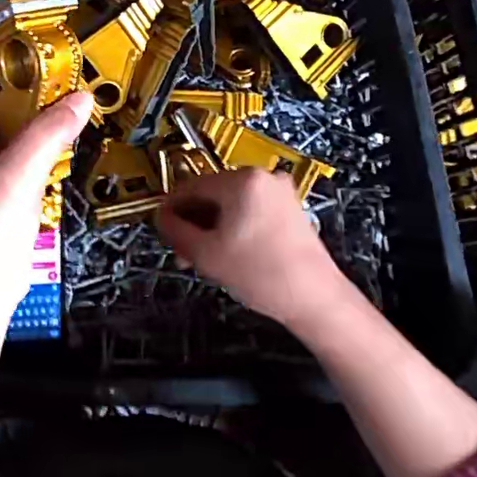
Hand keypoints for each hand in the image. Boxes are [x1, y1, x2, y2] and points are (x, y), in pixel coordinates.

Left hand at [0, 70, 92, 323]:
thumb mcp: (16, 176)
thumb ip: (47, 135)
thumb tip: (75, 102)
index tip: (13, 44)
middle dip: (21, 86)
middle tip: (52, 71)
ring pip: (11, 131)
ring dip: (36, 117)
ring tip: (64, 101)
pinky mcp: (7, 196)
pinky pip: (27, 159)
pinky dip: (45, 147)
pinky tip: (65, 143)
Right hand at [156, 168, 353, 328]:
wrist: (315, 298)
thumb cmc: (263, 274)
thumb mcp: (206, 254)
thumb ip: (175, 231)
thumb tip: (161, 218)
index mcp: (242, 180)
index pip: (190, 186)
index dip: (171, 208)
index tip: (162, 227)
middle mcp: (262, 177)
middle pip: (211, 194)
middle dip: (193, 222)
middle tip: (183, 250)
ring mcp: (279, 192)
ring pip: (229, 204)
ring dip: (211, 227)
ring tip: (204, 258)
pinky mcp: (289, 209)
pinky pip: (249, 210)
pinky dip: (234, 227)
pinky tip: (227, 253)